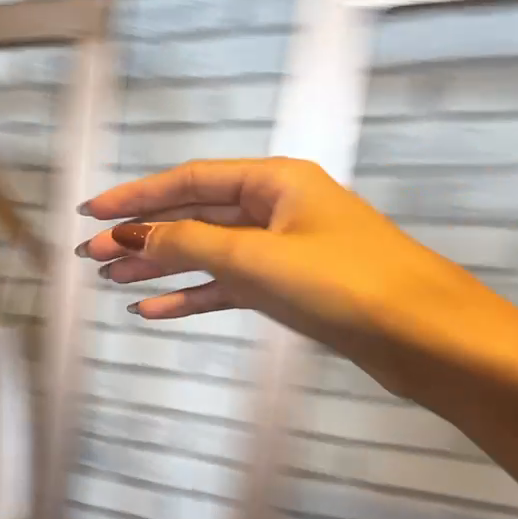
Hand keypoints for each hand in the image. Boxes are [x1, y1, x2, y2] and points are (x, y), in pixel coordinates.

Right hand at [80, 158, 517, 401]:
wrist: (427, 337)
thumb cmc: (346, 283)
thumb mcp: (257, 259)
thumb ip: (187, 245)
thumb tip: (130, 237)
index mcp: (274, 182)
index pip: (188, 181)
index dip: (135, 196)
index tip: (90, 211)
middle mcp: (274, 209)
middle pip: (191, 217)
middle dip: (139, 236)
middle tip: (90, 257)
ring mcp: (279, 251)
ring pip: (202, 254)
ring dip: (157, 268)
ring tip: (109, 282)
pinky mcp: (285, 289)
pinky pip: (222, 287)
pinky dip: (188, 297)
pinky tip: (151, 310)